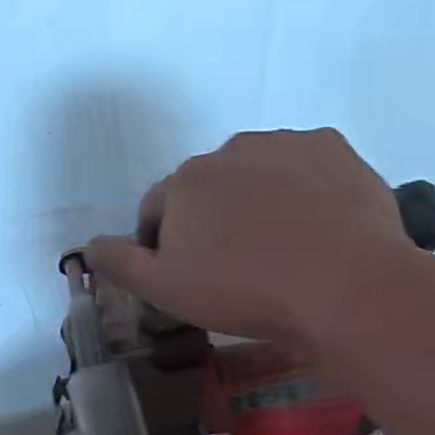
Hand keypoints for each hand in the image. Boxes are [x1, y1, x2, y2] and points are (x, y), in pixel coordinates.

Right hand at [85, 128, 416, 342]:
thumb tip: (89, 244)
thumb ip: (119, 263)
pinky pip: (302, 170)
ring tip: (276, 249)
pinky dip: (299, 192)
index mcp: (184, 182)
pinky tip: (312, 228)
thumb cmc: (242, 291)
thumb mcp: (164, 290)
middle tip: (232, 267)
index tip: (185, 277)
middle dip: (209, 221)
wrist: (344, 286)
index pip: (156, 210)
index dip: (162, 246)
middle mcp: (230, 149)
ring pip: (254, 175)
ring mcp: (287, 143)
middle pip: (206, 189)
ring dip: (253, 203)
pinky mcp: (336, 148)